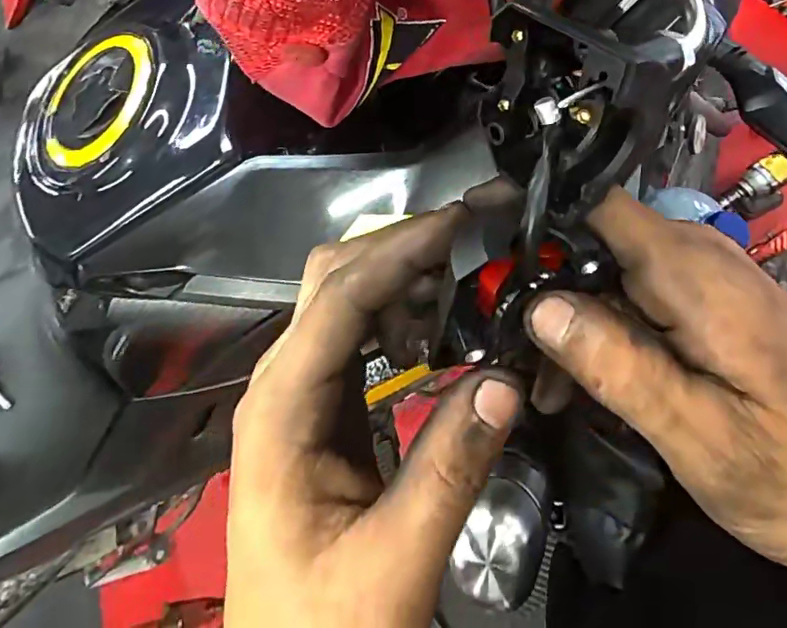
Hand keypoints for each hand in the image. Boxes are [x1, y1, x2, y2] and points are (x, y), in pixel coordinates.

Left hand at [225, 206, 525, 627]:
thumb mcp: (392, 565)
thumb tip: (507, 380)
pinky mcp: (322, 405)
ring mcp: (299, 391)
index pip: (338, 299)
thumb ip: (449, 471)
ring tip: (464, 281)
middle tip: (472, 238)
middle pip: (333, 279)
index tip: (460, 223)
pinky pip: (359, 332)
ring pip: (345, 296)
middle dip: (400, 246)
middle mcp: (281, 383)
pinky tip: (437, 329)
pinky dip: (400, 311)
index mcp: (280, 410)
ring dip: (402, 275)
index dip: (399, 251)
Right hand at [524, 189, 786, 589]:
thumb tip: (541, 308)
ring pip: (609, 265)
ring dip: (568, 309)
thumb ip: (620, 368)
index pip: (597, 203)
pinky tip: (585, 373)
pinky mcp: (710, 300)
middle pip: (593, 235)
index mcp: (695, 278)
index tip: (483, 242)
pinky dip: (601, 323)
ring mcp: (706, 276)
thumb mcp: (706, 443)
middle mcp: (699, 257)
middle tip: (505, 342)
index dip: (536, 212)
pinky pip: (636, 291)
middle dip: (541, 277)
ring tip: (543, 376)